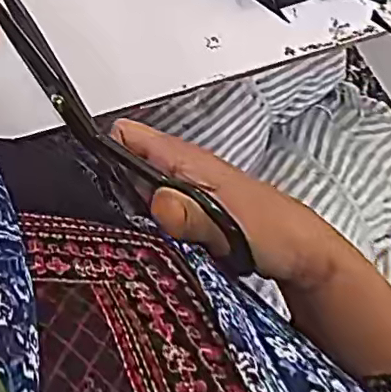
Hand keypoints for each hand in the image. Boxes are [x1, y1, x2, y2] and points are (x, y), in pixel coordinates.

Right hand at [112, 118, 390, 375]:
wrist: (304, 256)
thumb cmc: (274, 229)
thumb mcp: (228, 222)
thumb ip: (191, 214)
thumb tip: (156, 203)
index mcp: (182, 158)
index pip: (125, 135)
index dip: (102, 146)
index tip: (86, 168)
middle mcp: (176, 171)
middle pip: (123, 165)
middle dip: (109, 185)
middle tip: (101, 215)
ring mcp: (180, 192)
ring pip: (136, 191)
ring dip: (128, 209)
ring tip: (121, 234)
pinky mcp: (186, 215)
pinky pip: (152, 213)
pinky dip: (146, 226)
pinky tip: (148, 247)